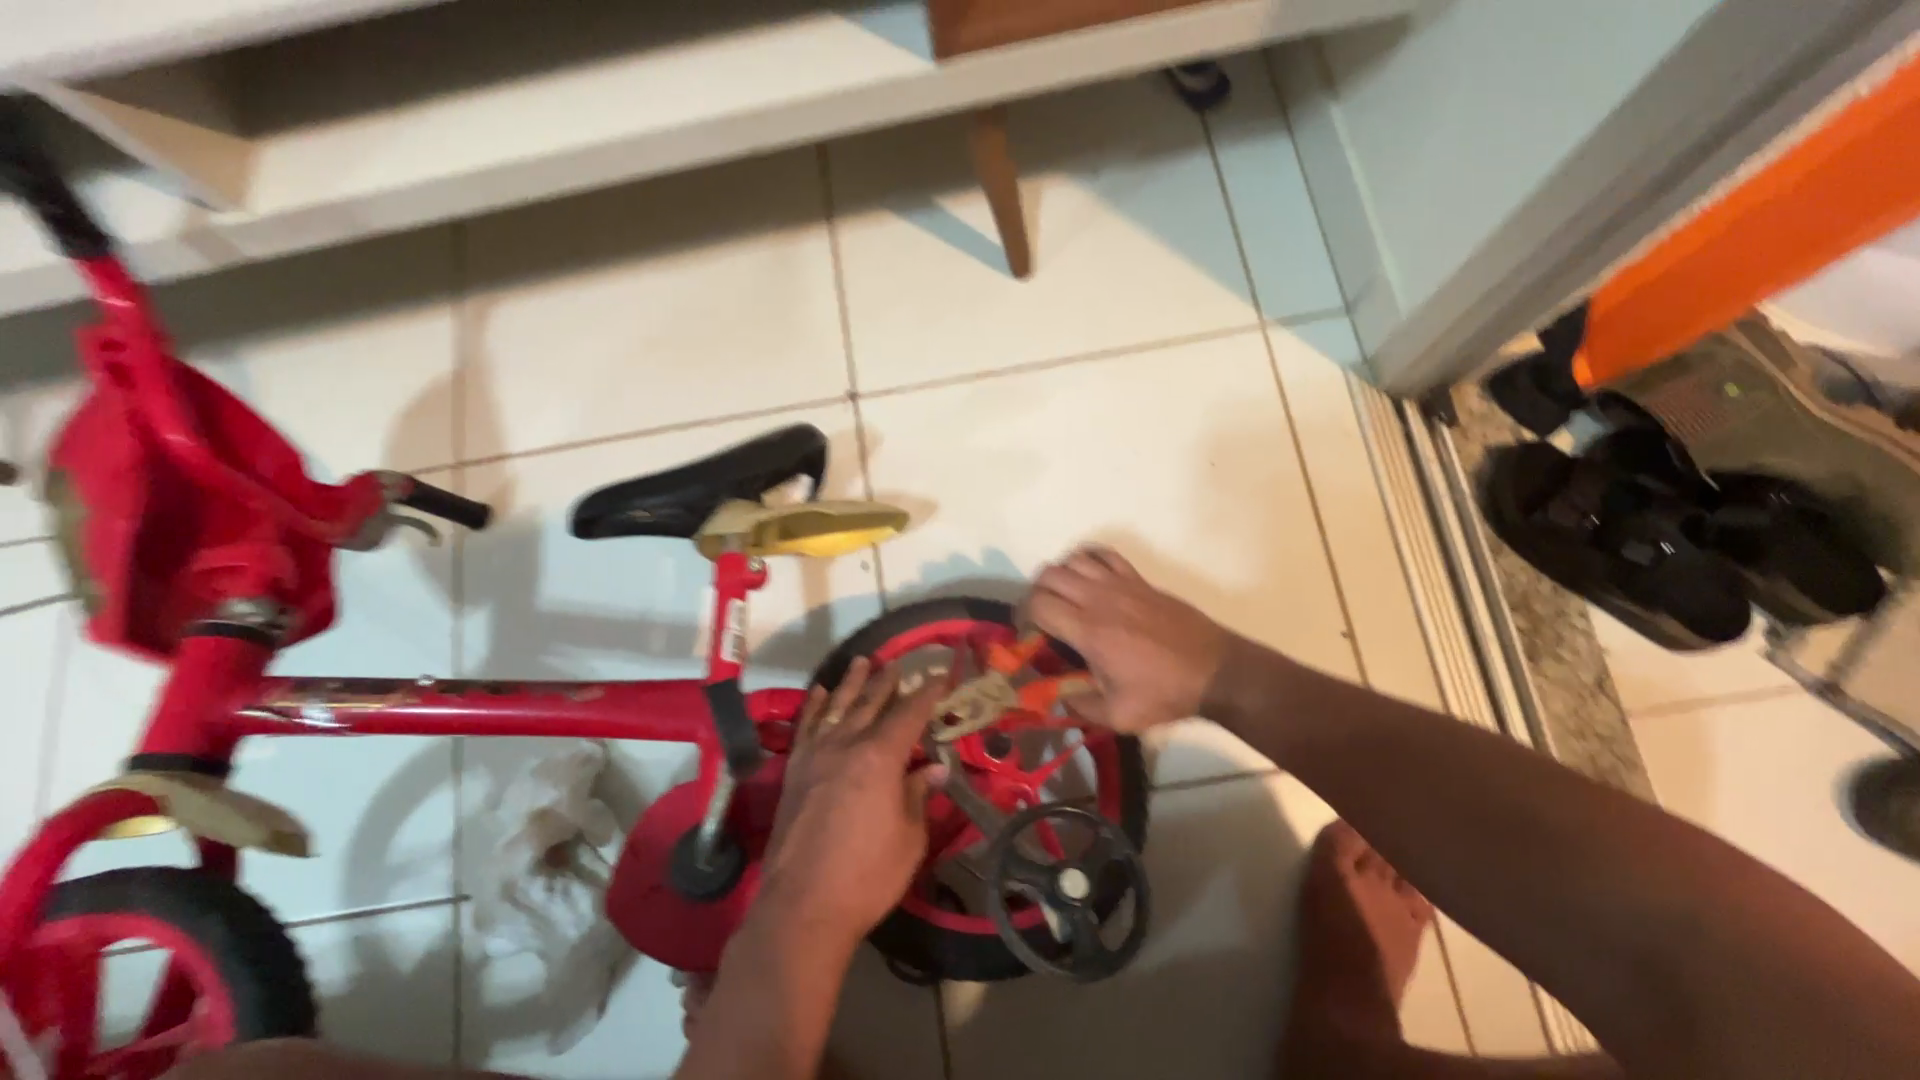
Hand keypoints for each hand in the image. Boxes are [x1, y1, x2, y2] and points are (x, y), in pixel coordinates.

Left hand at [759, 658, 947, 946]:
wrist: (803, 905)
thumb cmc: (868, 875)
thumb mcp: (910, 837)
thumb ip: (919, 795)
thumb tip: (935, 768)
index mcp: (880, 757)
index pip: (910, 713)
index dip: (928, 692)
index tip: (942, 675)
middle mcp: (846, 745)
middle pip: (871, 703)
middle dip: (889, 682)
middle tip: (902, 664)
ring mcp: (815, 756)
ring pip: (836, 708)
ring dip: (851, 684)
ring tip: (863, 662)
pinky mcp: (794, 773)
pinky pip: (806, 728)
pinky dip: (813, 708)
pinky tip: (819, 695)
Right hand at [1028, 545, 1232, 732]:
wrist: (1216, 671)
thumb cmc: (1165, 694)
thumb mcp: (1118, 716)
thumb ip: (1080, 708)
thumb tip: (1057, 700)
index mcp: (1089, 631)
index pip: (1038, 604)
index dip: (1023, 618)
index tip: (1028, 637)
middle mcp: (1100, 598)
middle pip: (1049, 575)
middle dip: (1035, 595)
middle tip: (1042, 619)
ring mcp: (1121, 584)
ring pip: (1073, 559)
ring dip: (1059, 576)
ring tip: (1064, 600)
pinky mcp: (1139, 580)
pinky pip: (1103, 554)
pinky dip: (1087, 560)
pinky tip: (1089, 580)